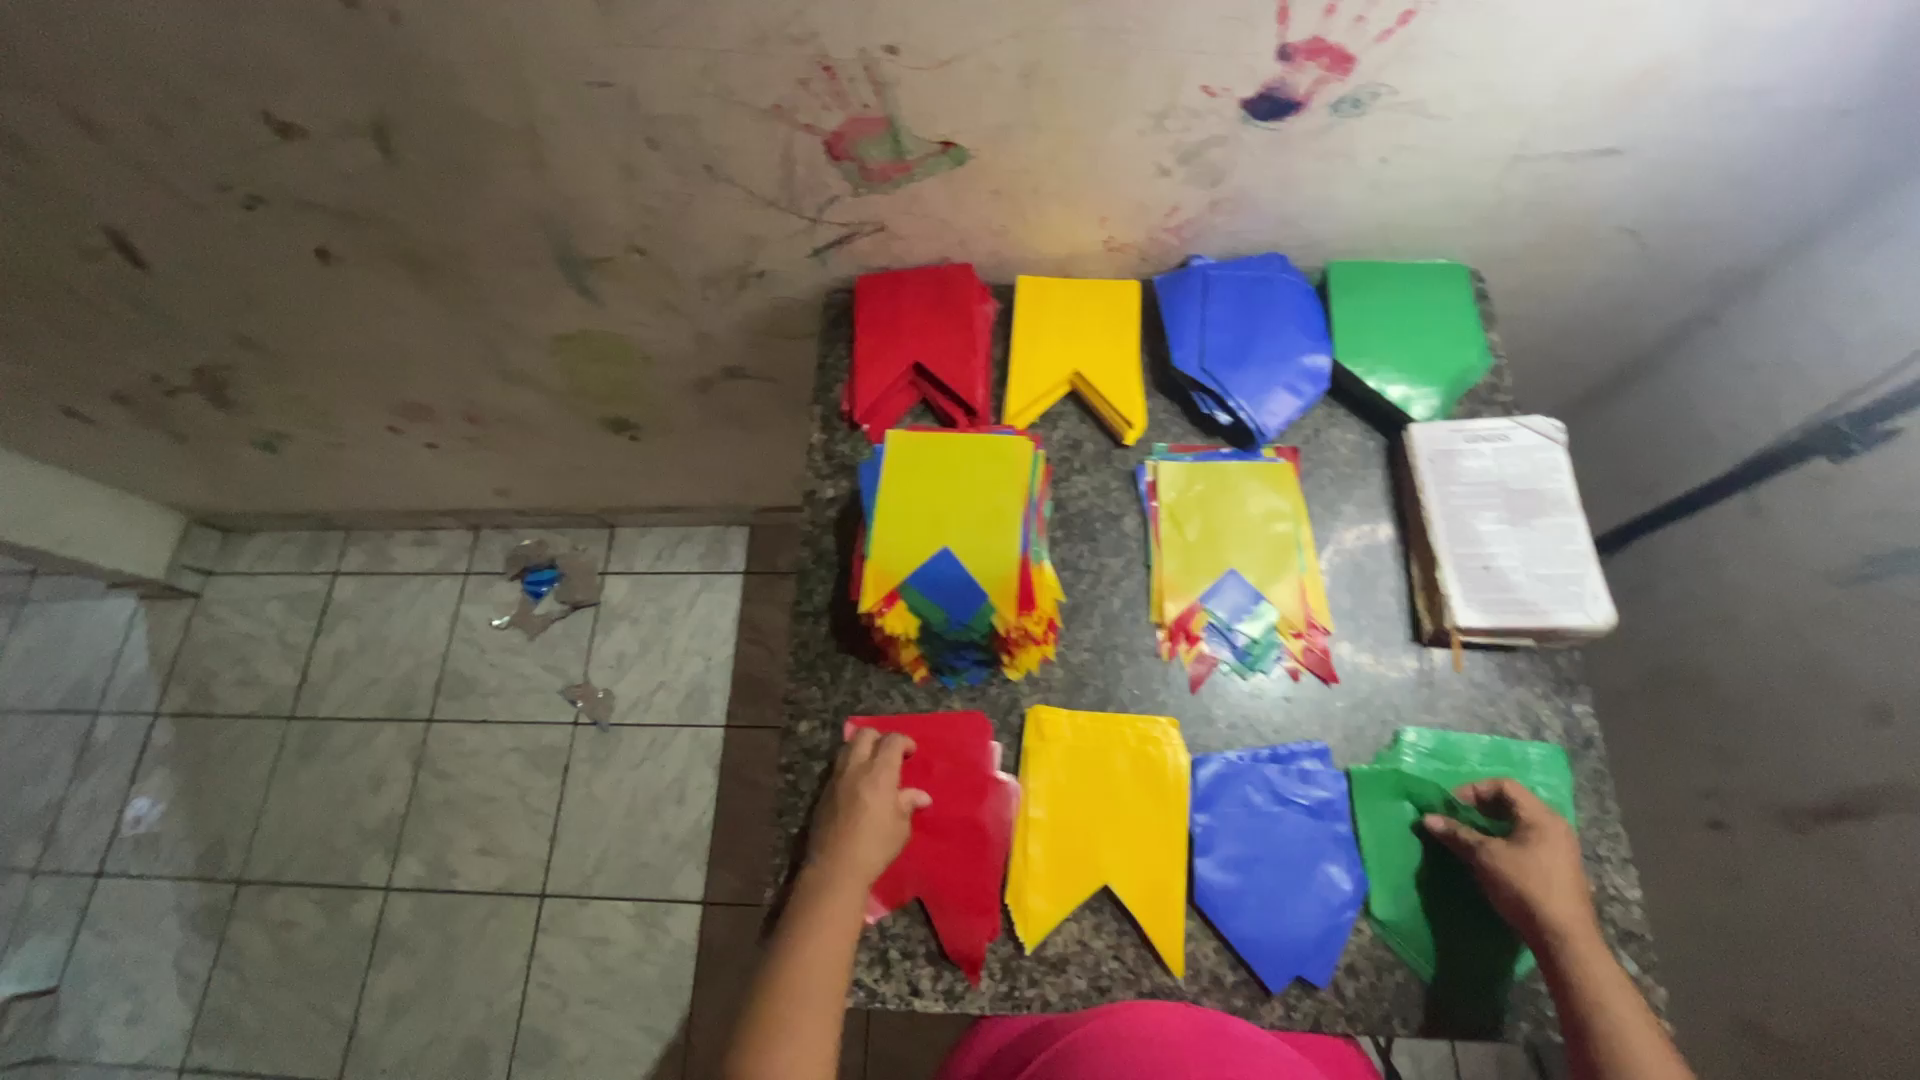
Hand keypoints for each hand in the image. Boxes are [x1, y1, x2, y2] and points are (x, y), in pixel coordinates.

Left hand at [807, 729, 930, 888]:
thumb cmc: (876, 847)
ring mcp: (836, 778)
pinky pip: (838, 767)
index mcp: (879, 773)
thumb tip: (920, 796)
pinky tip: (857, 785)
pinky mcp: (823, 792)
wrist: (835, 868)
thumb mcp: (901, 827)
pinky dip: (850, 766)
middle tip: (890, 755)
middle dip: (880, 738)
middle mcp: (855, 768)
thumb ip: (908, 804)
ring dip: (862, 749)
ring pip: (847, 747)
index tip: (911, 753)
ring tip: (872, 767)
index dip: (904, 741)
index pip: (892, 740)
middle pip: (865, 734)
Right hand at [1422, 778, 1598, 949]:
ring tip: (1468, 838)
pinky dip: (1504, 840)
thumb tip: (1428, 818)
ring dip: (1490, 826)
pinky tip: (1489, 857)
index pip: (1504, 785)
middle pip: (1512, 802)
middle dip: (1479, 808)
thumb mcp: (1485, 857)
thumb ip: (1457, 834)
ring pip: (1518, 823)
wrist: (1563, 938)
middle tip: (1456, 820)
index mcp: (1541, 816)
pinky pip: (1526, 841)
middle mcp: (1555, 826)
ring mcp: (1560, 847)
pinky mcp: (1558, 867)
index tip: (1451, 807)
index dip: (1473, 790)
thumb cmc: (1524, 887)